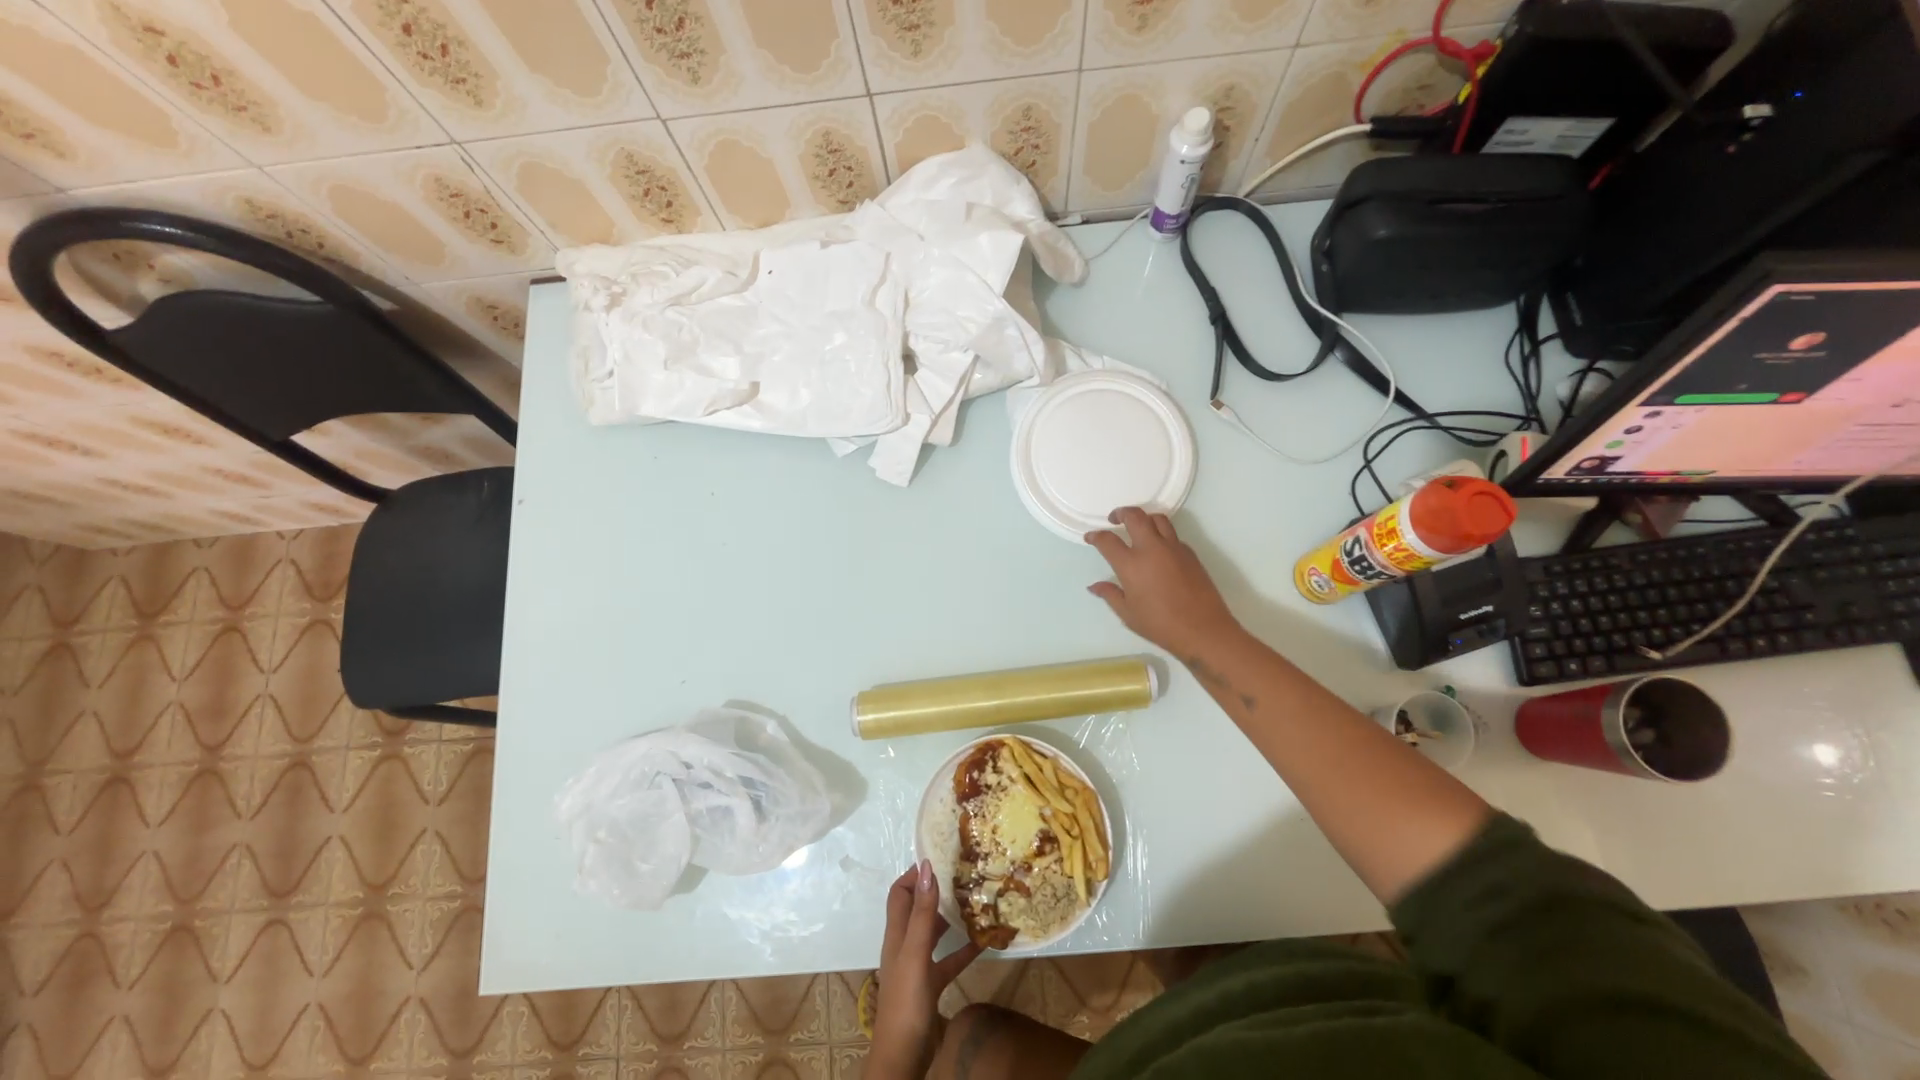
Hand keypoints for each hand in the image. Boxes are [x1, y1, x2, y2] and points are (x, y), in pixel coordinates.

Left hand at [869, 860, 981, 1079]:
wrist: (903, 1054)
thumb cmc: (906, 1001)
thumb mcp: (915, 953)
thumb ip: (923, 914)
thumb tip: (927, 867)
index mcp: (896, 934)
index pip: (900, 893)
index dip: (915, 875)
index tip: (941, 859)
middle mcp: (905, 945)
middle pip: (917, 909)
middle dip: (936, 891)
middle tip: (965, 878)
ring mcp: (918, 967)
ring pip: (934, 933)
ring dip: (951, 918)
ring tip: (975, 903)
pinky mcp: (931, 986)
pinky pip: (948, 961)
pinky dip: (963, 950)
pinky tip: (983, 944)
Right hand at [1086, 507, 1244, 657]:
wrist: (1202, 628)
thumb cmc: (1160, 624)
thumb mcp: (1128, 614)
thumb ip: (1110, 594)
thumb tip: (1094, 586)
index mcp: (1131, 564)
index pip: (1108, 540)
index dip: (1095, 536)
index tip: (1090, 537)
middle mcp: (1152, 549)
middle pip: (1135, 516)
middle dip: (1121, 513)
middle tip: (1114, 519)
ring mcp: (1173, 548)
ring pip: (1158, 519)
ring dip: (1144, 518)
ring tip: (1138, 526)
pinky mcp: (1190, 553)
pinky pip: (1173, 535)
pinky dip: (1162, 534)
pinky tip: (1159, 549)